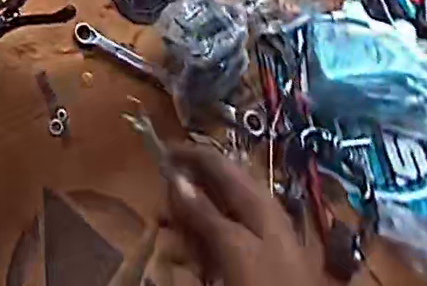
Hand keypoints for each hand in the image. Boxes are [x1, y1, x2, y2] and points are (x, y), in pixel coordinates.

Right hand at [163, 144, 322, 285]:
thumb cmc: (267, 285)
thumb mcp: (233, 248)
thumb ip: (204, 211)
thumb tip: (176, 177)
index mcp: (256, 199)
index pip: (216, 161)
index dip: (187, 153)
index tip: (158, 155)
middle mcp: (256, 211)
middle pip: (211, 187)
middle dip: (184, 195)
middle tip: (163, 209)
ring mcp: (256, 239)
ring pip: (212, 214)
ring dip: (188, 222)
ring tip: (174, 237)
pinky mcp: (253, 262)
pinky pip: (218, 241)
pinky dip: (200, 244)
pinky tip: (189, 260)